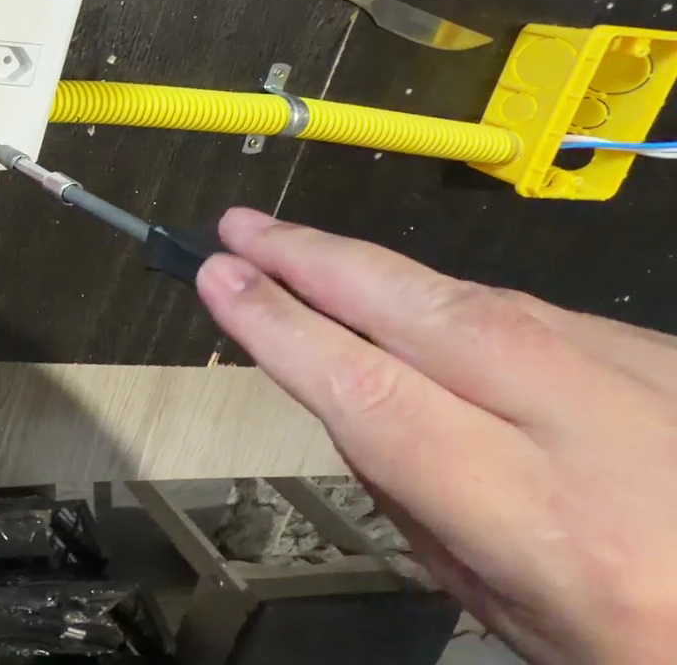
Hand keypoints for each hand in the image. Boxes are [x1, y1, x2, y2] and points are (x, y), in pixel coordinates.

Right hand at [197, 208, 676, 664]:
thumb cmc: (633, 640)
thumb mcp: (496, 599)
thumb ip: (409, 491)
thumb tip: (334, 383)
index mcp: (548, 526)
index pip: (371, 395)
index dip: (281, 325)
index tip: (218, 278)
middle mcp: (607, 436)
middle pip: (426, 315)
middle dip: (314, 259)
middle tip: (239, 226)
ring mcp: (653, 379)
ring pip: (477, 302)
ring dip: (372, 273)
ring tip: (299, 252)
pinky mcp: (670, 352)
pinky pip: (534, 313)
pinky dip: (456, 305)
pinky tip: (418, 310)